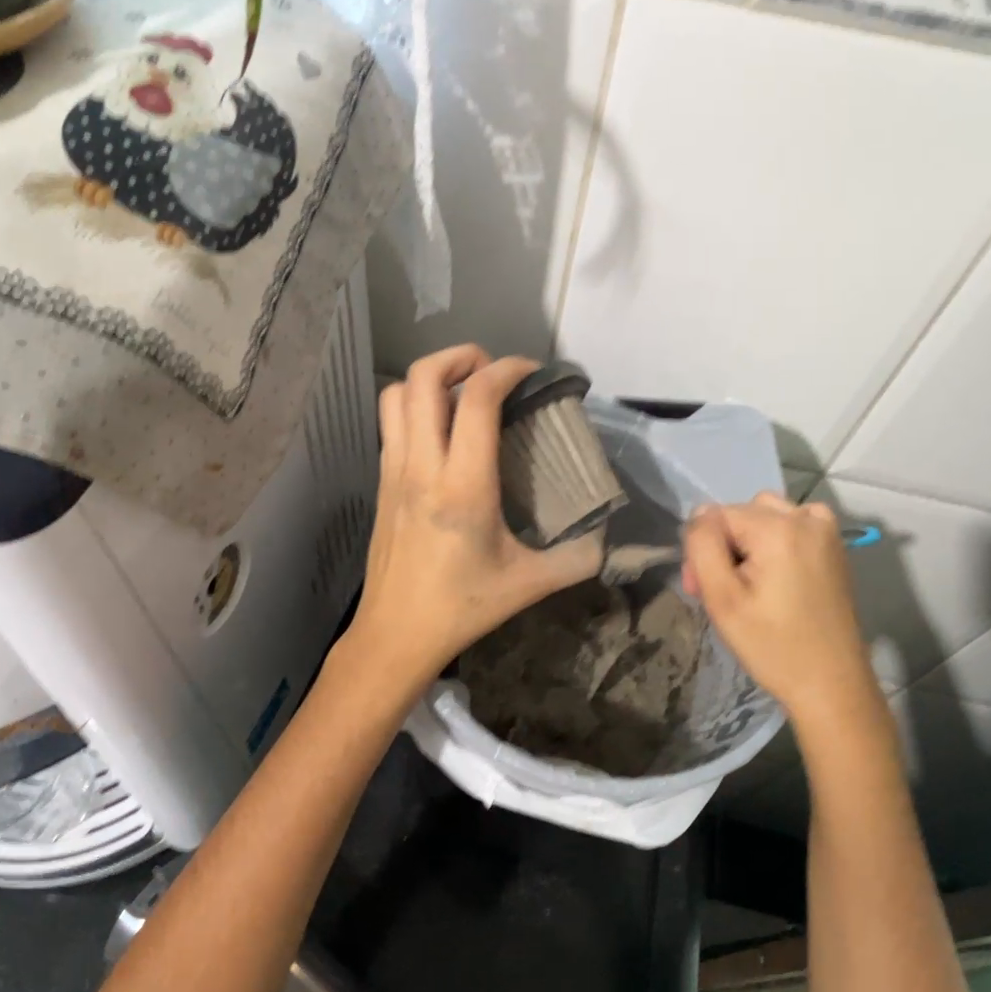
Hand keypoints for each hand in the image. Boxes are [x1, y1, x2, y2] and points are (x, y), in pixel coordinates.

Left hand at [345, 346, 604, 687]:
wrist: (395, 634)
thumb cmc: (462, 608)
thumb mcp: (529, 584)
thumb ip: (576, 560)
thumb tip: (609, 542)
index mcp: (464, 486)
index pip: (478, 400)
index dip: (507, 370)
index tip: (531, 373)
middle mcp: (422, 467)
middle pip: (424, 377)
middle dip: (460, 356)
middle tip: (491, 370)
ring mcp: (394, 471)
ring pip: (397, 395)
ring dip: (430, 377)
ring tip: (463, 390)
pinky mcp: (381, 483)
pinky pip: (390, 423)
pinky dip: (415, 406)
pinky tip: (443, 431)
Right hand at [682, 494, 879, 723]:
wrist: (831, 683)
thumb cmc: (771, 646)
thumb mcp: (721, 598)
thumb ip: (703, 546)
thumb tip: (699, 514)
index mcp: (777, 529)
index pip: (716, 516)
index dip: (702, 549)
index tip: (702, 590)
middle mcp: (806, 518)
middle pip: (742, 512)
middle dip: (725, 545)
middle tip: (724, 592)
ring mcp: (826, 531)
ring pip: (767, 515)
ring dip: (750, 542)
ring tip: (750, 584)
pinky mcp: (835, 547)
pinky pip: (794, 524)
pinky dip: (778, 541)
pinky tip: (777, 575)